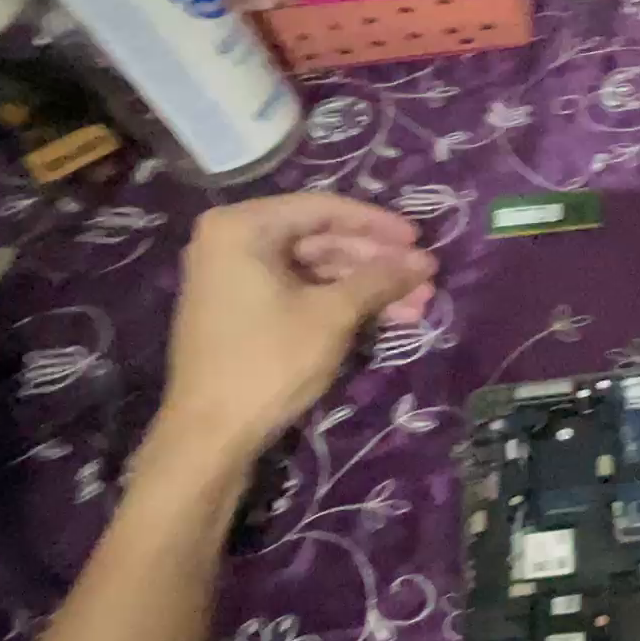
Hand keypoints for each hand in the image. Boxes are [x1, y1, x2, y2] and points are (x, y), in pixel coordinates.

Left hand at [155, 194, 435, 458]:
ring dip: (371, 287)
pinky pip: (307, 293)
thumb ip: (379, 280)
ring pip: (320, 271)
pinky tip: (389, 318)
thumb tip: (424, 262)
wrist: (213, 431)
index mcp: (243, 227)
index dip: (377, 224)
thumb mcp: (332, 315)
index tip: (420, 239)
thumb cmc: (269, 360)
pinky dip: (346, 304)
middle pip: (323, 241)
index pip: (323, 210)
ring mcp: (241, 278)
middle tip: (426, 279)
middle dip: (379, 263)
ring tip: (420, 305)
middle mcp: (236, 242)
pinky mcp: (250, 311)